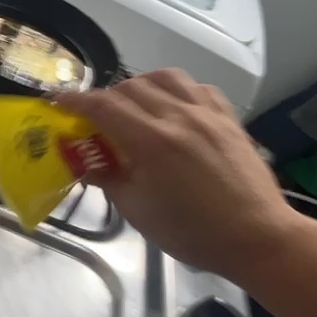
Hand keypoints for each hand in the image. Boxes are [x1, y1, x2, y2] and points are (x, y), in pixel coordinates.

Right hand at [53, 69, 307, 278]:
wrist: (260, 240)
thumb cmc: (193, 233)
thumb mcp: (137, 212)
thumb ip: (108, 180)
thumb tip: (86, 164)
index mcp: (151, 142)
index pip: (102, 106)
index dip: (74, 101)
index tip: (56, 103)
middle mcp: (178, 118)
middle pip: (129, 87)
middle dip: (104, 98)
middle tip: (95, 119)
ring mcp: (207, 115)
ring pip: (164, 77)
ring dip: (141, 86)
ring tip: (135, 105)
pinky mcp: (229, 119)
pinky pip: (197, 87)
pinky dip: (176, 90)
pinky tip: (172, 108)